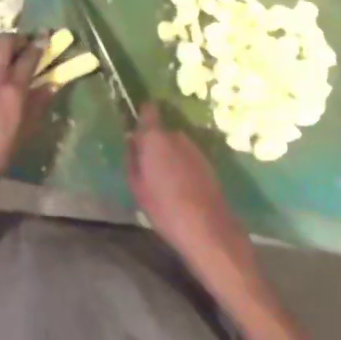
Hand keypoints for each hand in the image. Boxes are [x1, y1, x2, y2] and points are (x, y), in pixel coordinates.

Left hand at [0, 33, 50, 197]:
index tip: (46, 37)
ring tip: (5, 58)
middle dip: (17, 38)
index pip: (29, 56)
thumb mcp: (26, 130)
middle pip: (3, 41)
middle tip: (25, 46)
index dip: (39, 43)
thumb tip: (52, 84)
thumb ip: (39, 103)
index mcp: (13, 88)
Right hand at [126, 102, 258, 282]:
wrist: (206, 228)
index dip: (142, 114)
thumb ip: (132, 158)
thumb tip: (132, 141)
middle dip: (154, 143)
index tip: (135, 125)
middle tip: (145, 164)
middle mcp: (178, 137)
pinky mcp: (208, 163)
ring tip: (162, 179)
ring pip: (176, 145)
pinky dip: (182, 165)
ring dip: (169, 155)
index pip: (149, 111)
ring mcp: (196, 149)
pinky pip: (188, 157)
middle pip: (162, 132)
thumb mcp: (136, 185)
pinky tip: (179, 187)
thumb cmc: (163, 207)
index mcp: (156, 138)